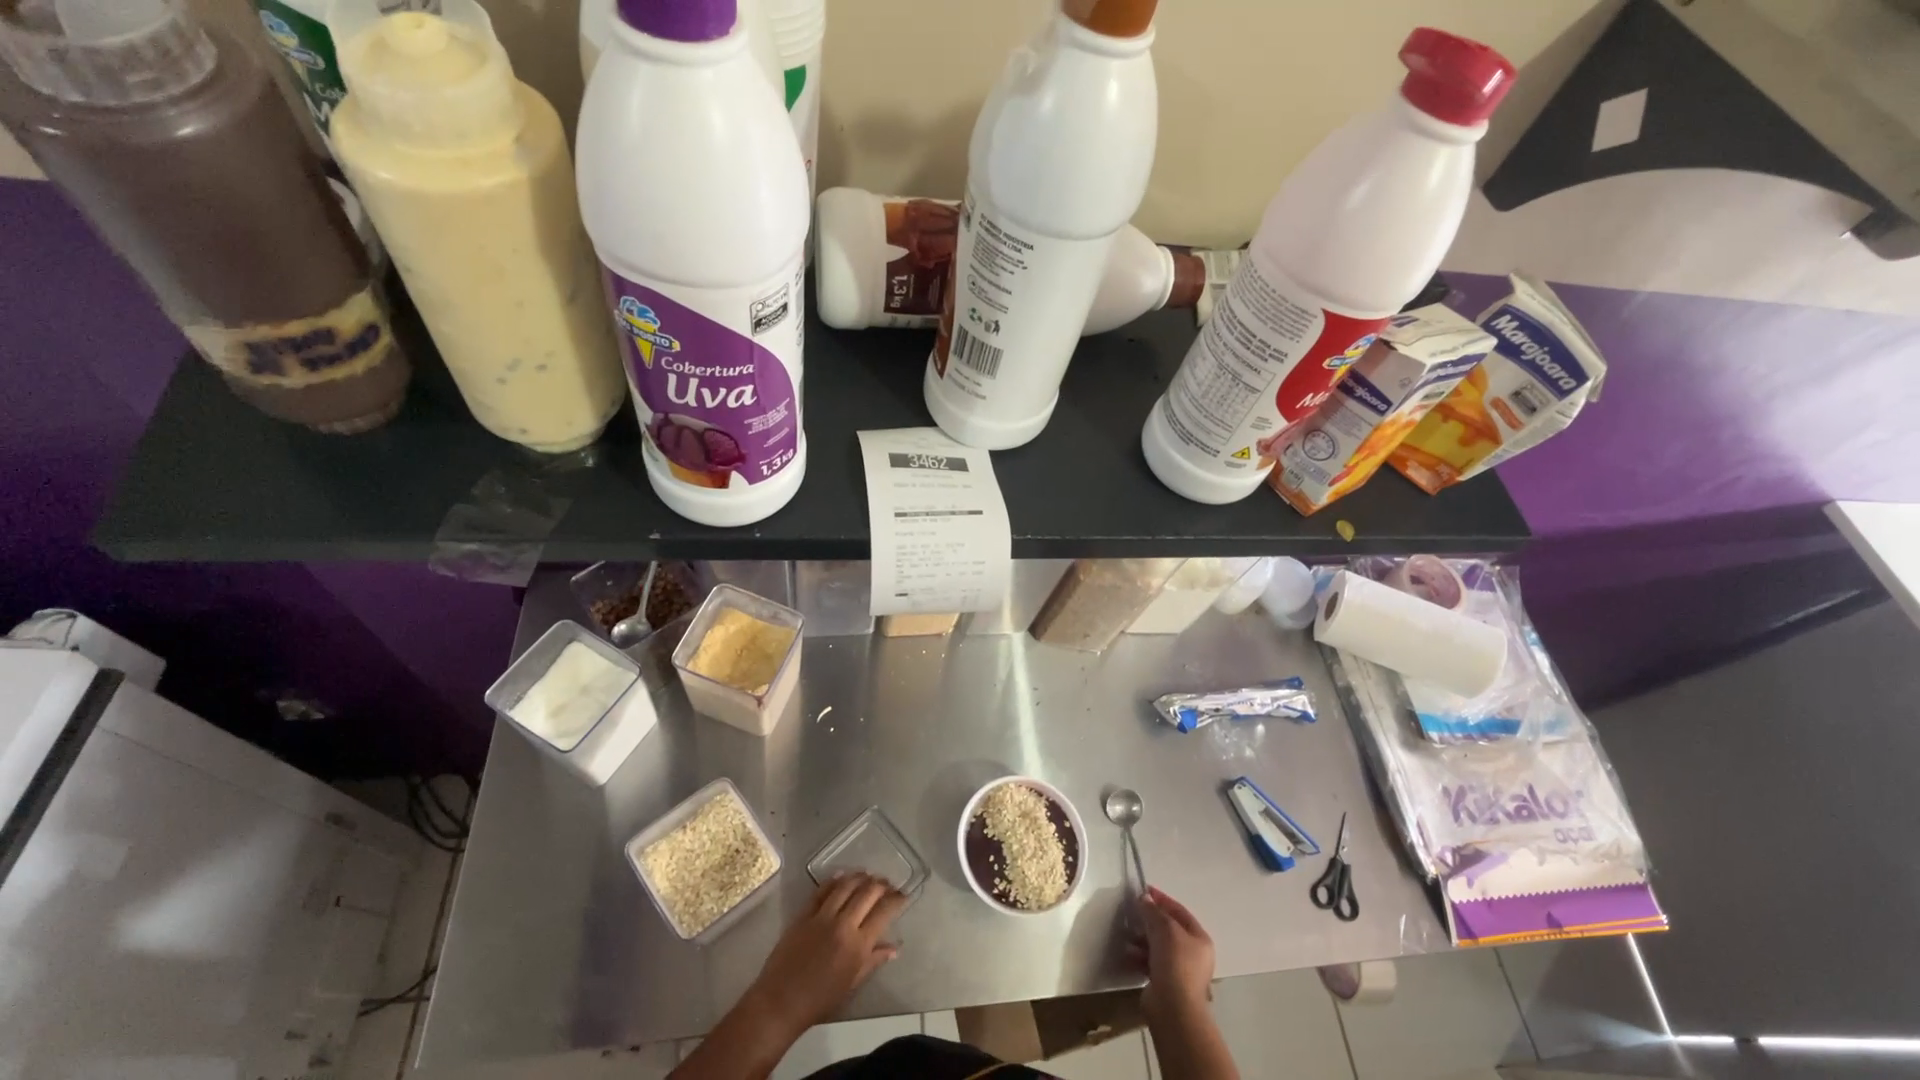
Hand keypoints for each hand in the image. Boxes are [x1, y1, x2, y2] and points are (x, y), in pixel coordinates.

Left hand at [744, 874, 907, 1034]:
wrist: (781, 1001)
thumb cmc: (820, 1000)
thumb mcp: (852, 984)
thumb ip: (873, 961)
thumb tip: (894, 947)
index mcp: (858, 945)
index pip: (884, 912)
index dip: (896, 900)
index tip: (903, 896)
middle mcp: (842, 925)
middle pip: (867, 893)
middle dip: (881, 885)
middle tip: (888, 884)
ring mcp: (821, 917)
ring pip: (845, 886)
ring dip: (860, 877)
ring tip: (869, 875)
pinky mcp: (803, 915)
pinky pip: (821, 891)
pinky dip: (834, 880)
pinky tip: (842, 876)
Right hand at [1135, 886, 1214, 1020]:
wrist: (1173, 1008)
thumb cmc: (1175, 964)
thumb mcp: (1165, 930)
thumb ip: (1154, 912)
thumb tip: (1144, 898)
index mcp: (1199, 938)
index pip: (1179, 911)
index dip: (1162, 899)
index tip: (1143, 890)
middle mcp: (1192, 953)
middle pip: (1168, 929)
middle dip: (1149, 920)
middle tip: (1131, 912)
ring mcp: (1178, 969)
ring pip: (1157, 946)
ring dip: (1142, 938)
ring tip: (1126, 935)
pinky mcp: (1164, 982)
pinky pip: (1150, 961)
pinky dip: (1139, 956)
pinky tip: (1127, 954)